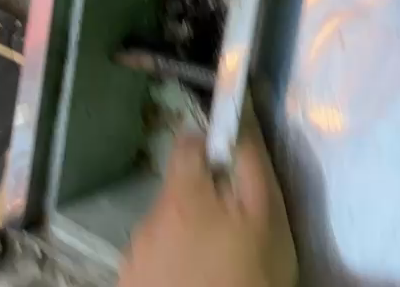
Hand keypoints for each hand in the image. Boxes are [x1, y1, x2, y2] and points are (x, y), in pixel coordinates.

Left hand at [118, 117, 296, 286]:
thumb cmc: (249, 276)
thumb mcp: (267, 215)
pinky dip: (171, 260)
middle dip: (201, 194)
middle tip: (231, 221)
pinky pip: (153, 258)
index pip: (186, 144)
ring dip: (185, 229)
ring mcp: (132, 262)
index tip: (229, 159)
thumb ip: (250, 165)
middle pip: (176, 188)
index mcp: (181, 198)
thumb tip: (239, 127)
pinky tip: (195, 278)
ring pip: (164, 225)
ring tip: (214, 257)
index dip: (210, 143)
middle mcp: (147, 224)